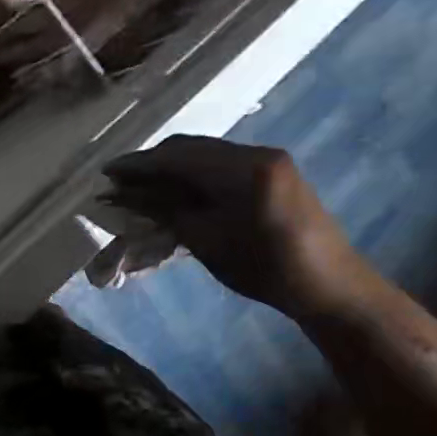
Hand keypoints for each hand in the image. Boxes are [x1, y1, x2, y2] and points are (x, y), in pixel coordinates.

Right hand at [105, 136, 375, 318]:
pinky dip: (191, 173)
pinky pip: (219, 162)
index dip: (137, 165)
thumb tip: (121, 193)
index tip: (105, 174)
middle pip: (189, 148)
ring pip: (203, 153)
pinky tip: (174, 189)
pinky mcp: (271, 171)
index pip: (178, 157)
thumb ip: (163, 209)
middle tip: (118, 182)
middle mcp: (257, 152)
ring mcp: (267, 159)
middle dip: (151, 163)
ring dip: (169, 167)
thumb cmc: (266, 268)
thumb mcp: (205, 240)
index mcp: (245, 168)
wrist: (331, 288)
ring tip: (140, 186)